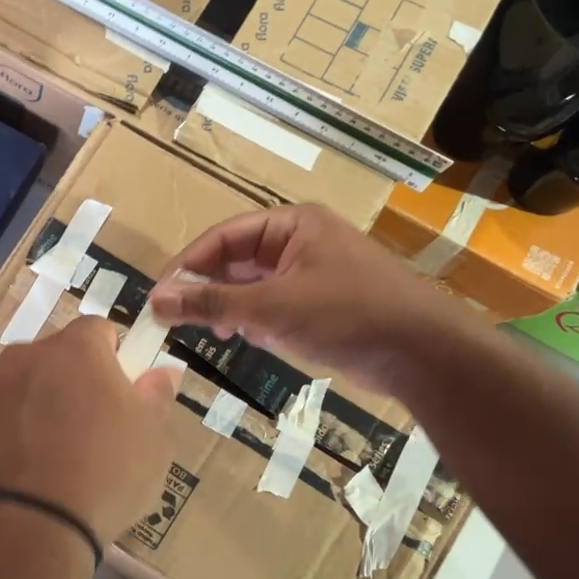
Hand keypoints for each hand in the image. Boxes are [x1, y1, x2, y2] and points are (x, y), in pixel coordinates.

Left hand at [0, 316, 177, 543]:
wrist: (27, 521)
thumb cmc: (104, 475)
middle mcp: (26, 355)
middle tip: (83, 426)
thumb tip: (160, 371)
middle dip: (68, 380)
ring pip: (17, 382)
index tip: (117, 391)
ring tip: (44, 450)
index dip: (111, 356)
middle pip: (53, 356)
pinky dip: (1, 426)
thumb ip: (156, 397)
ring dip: (31, 401)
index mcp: (76, 350)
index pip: (97, 330)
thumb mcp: (153, 440)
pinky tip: (14, 462)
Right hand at [146, 205, 475, 394]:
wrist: (423, 353)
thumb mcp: (270, 308)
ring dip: (228, 306)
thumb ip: (210, 303)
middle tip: (178, 317)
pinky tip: (248, 338)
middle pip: (234, 259)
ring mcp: (311, 272)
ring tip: (214, 332)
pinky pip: (270, 303)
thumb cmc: (347, 314)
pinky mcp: (319, 302)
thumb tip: (155, 300)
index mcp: (292, 225)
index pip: (222, 237)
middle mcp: (300, 242)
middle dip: (207, 288)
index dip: (187, 265)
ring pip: (250, 284)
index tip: (159, 296)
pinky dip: (252, 319)